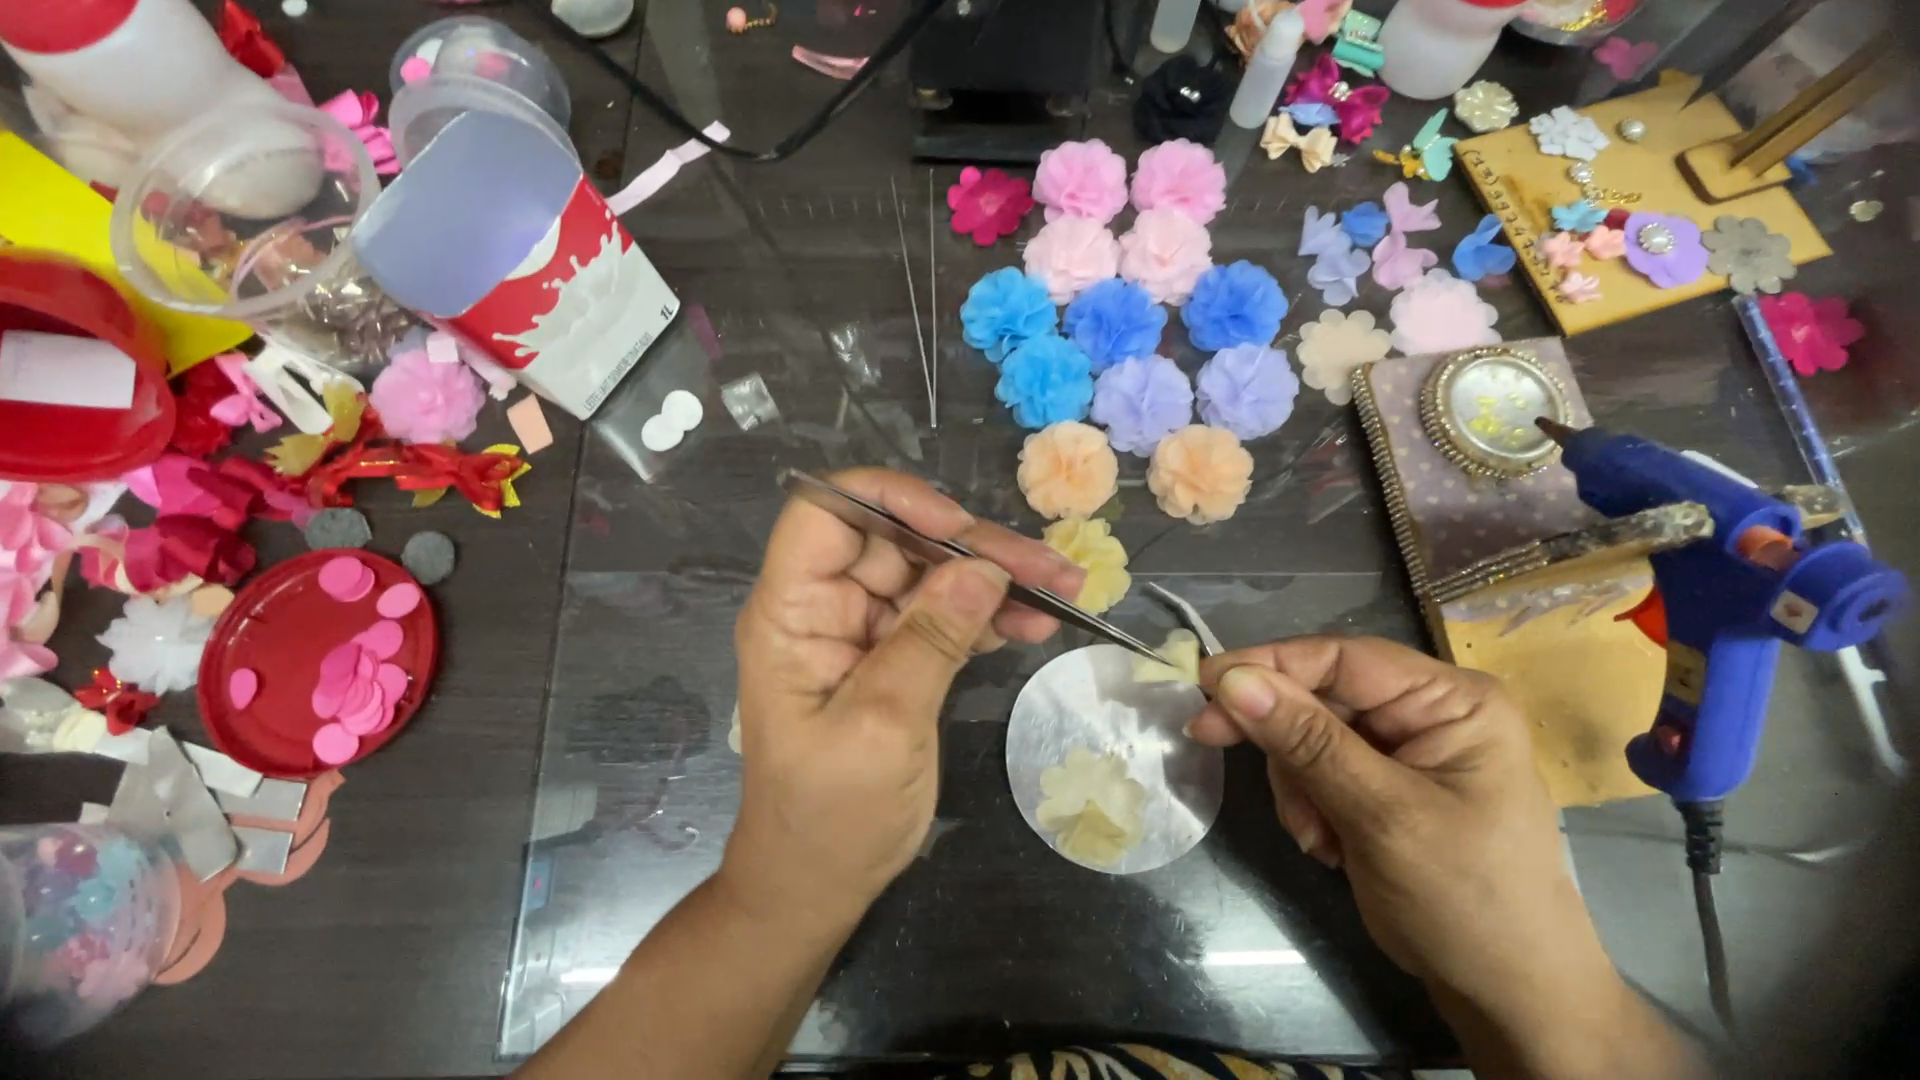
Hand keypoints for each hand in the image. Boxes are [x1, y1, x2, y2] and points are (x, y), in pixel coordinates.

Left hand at [726, 469, 1083, 928]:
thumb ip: (930, 640)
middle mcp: (826, 605)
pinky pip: (948, 614)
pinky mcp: (899, 655)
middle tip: (1048, 567)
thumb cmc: (831, 813)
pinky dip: (992, 614)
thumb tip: (985, 569)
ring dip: (997, 577)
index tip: (956, 528)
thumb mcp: (881, 726)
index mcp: (792, 611)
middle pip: (898, 540)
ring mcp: (865, 630)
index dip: (889, 500)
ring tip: (1063, 589)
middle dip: (972, 545)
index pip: (825, 514)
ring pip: (933, 573)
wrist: (822, 882)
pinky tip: (1036, 622)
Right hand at [1184, 637, 1621, 1032]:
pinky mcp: (1379, 781)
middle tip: (1210, 740)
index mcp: (1452, 700)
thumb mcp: (1382, 815)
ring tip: (1317, 836)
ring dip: (1294, 782)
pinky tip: (1327, 844)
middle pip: (1319, 693)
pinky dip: (1305, 802)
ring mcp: (1403, 747)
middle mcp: (1427, 710)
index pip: (1344, 658)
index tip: (1205, 683)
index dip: (1270, 664)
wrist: (1504, 993)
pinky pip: (1313, 766)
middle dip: (1280, 737)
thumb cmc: (1465, 898)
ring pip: (1306, 731)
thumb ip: (1306, 741)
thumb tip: (1230, 679)